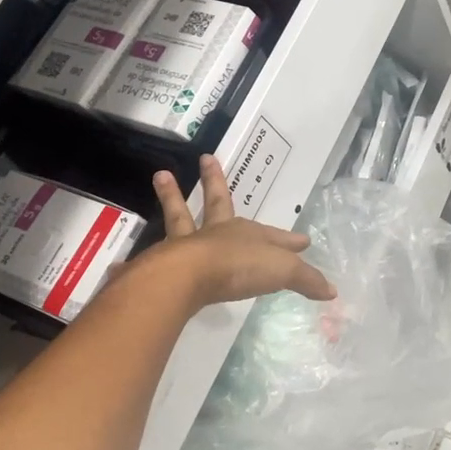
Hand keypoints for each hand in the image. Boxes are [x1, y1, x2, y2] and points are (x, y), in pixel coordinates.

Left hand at [123, 155, 336, 312]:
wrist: (184, 278)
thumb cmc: (237, 266)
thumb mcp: (282, 271)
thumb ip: (305, 279)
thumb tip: (331, 291)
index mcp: (243, 235)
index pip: (270, 234)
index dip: (287, 239)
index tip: (301, 240)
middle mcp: (213, 235)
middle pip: (215, 203)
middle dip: (215, 182)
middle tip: (205, 158)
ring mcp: (183, 249)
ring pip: (177, 218)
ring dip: (169, 199)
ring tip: (160, 176)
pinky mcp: (158, 269)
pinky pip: (143, 265)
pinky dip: (131, 266)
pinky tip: (119, 268)